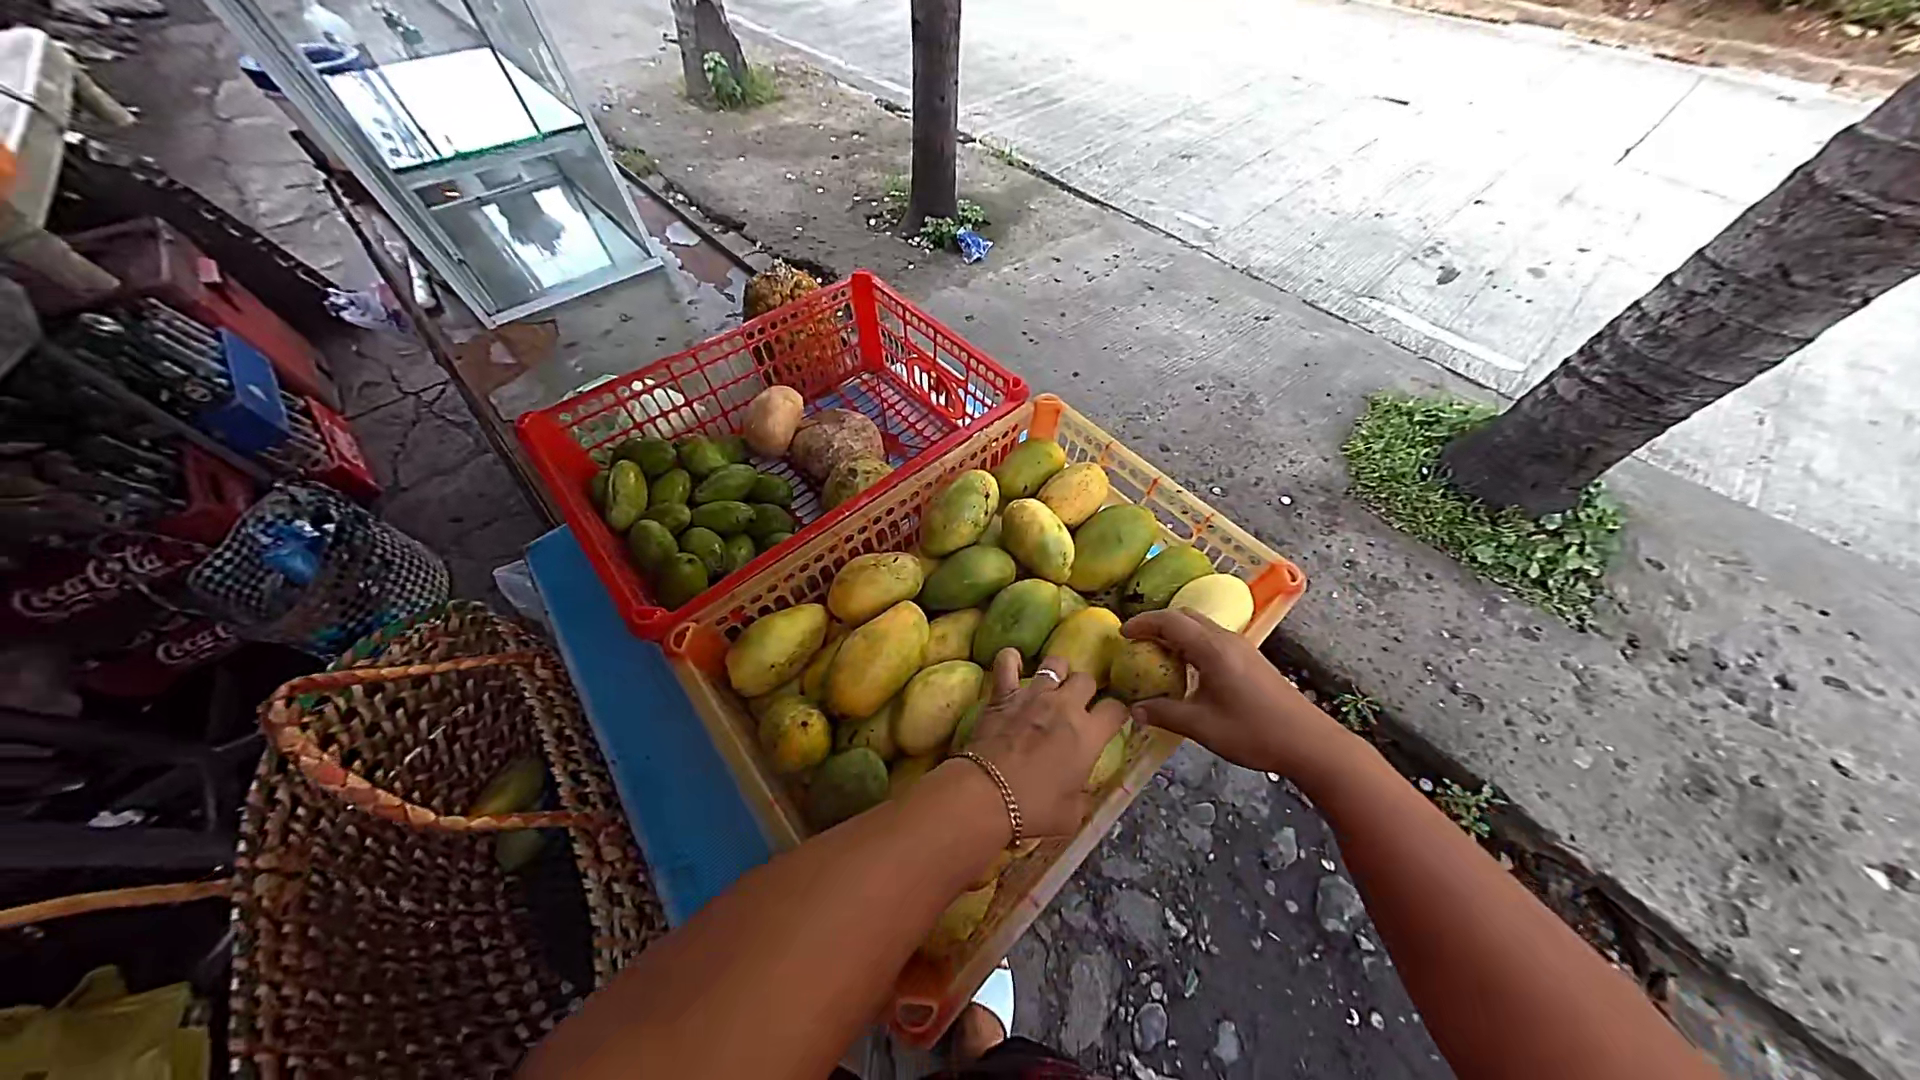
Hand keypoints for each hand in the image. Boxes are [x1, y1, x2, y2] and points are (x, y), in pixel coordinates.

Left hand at [962, 647, 1129, 837]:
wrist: (987, 794)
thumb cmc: (1034, 808)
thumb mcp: (1072, 814)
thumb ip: (1083, 796)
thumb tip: (1081, 792)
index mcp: (1089, 734)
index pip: (1116, 709)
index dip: (1116, 714)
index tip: (1109, 721)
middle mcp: (1065, 706)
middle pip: (1086, 679)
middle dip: (1086, 690)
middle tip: (1077, 706)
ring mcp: (1033, 695)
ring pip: (1055, 663)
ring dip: (1057, 672)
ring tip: (1052, 684)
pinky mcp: (1003, 694)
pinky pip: (1007, 663)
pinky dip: (1011, 660)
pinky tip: (1013, 663)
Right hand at [1121, 609, 1355, 781]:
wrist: (1311, 743)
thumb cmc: (1254, 732)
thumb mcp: (1202, 726)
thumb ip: (1165, 714)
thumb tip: (1135, 710)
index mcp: (1213, 649)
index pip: (1170, 621)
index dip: (1143, 623)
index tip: (1123, 634)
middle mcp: (1227, 640)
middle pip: (1186, 616)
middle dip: (1157, 624)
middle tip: (1137, 643)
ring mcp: (1242, 648)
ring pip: (1201, 626)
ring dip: (1176, 633)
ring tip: (1156, 655)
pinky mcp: (1250, 660)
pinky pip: (1212, 639)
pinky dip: (1191, 644)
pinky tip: (1187, 669)